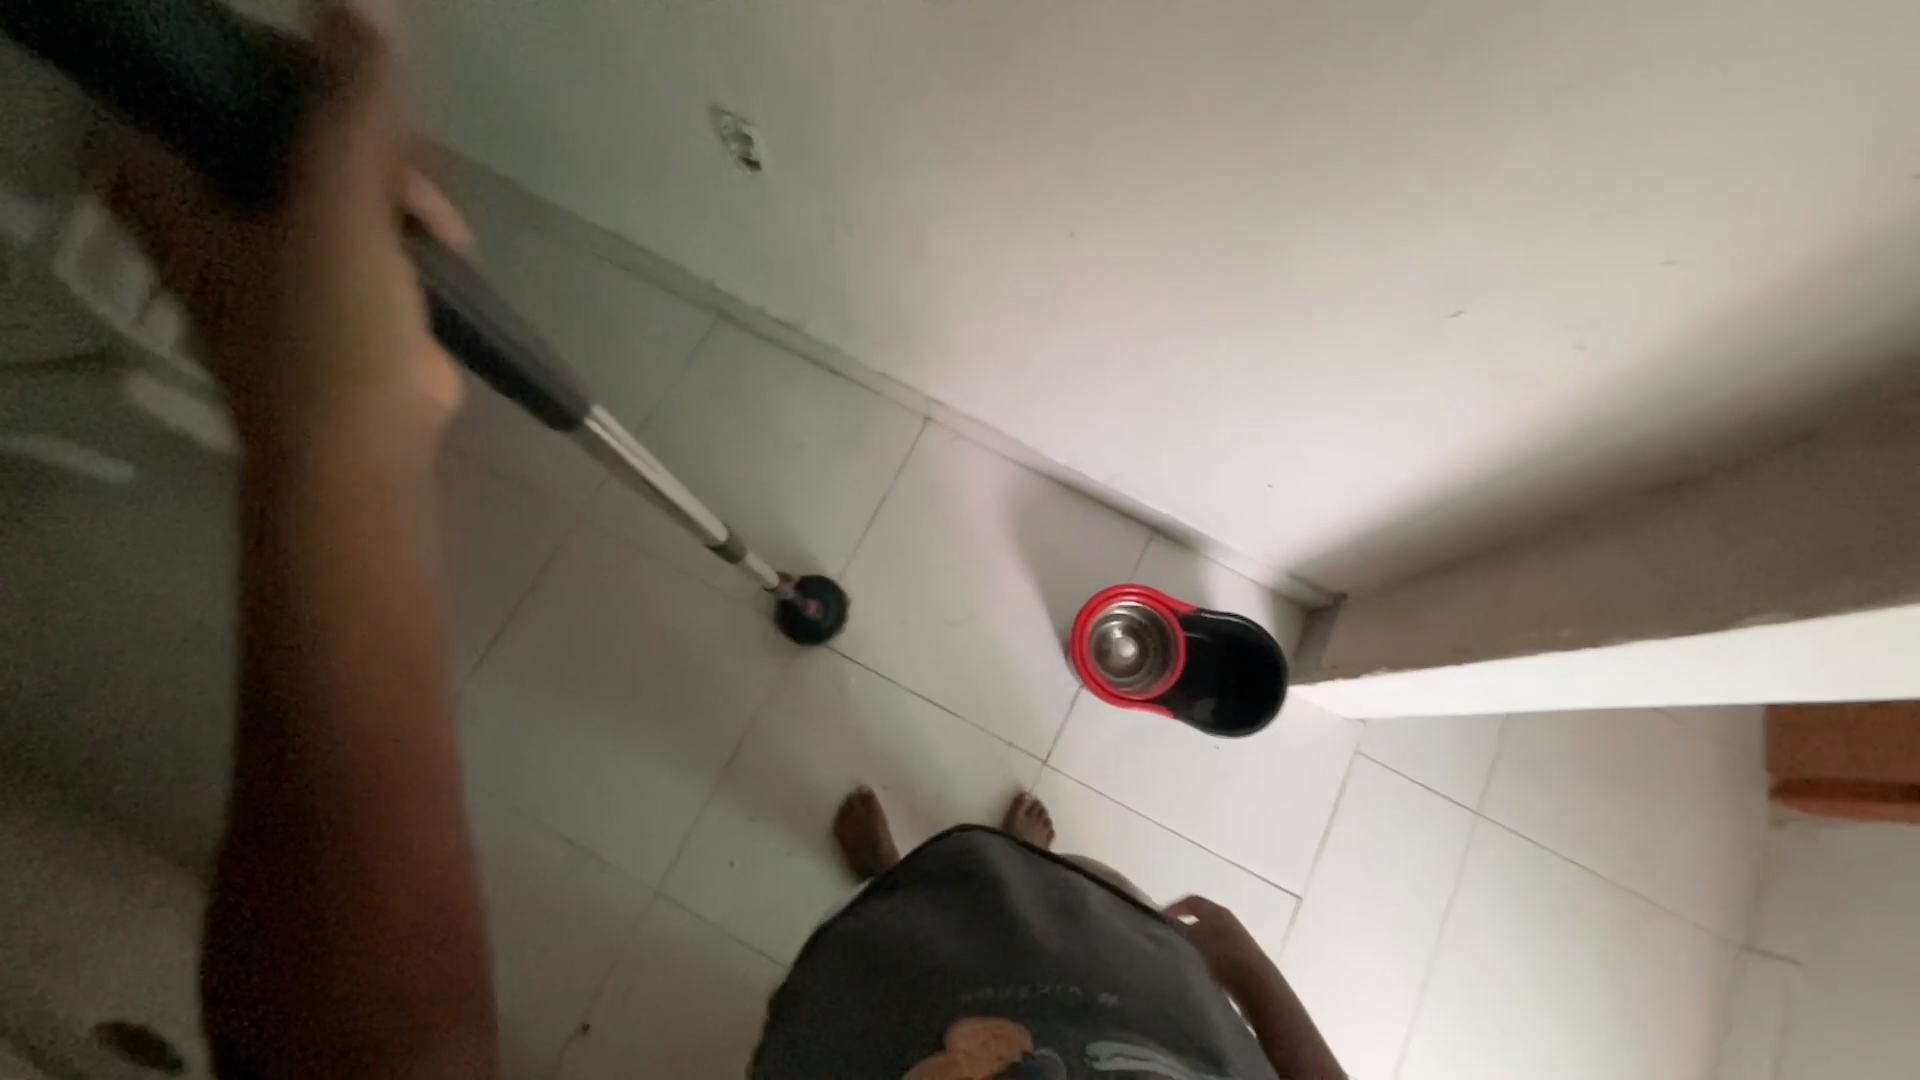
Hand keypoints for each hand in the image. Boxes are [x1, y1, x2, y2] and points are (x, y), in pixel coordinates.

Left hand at [101, 2, 470, 456]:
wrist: (366, 442)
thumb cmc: (327, 330)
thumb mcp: (336, 206)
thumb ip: (350, 106)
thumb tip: (368, 4)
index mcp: (162, 167)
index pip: (212, 70)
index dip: (290, 70)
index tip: (356, 105)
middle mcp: (209, 192)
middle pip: (292, 115)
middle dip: (369, 146)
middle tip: (405, 192)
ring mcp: (279, 237)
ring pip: (348, 167)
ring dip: (405, 192)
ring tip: (436, 238)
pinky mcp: (340, 273)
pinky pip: (377, 214)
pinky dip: (415, 226)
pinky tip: (443, 254)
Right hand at [1163, 895, 1280, 1001]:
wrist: (1258, 988)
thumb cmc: (1224, 957)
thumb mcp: (1195, 940)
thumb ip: (1178, 929)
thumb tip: (1164, 922)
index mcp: (1217, 911)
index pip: (1190, 901)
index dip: (1173, 908)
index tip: (1159, 920)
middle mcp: (1226, 921)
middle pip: (1199, 918)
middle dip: (1182, 927)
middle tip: (1166, 938)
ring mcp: (1235, 940)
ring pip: (1206, 936)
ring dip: (1192, 944)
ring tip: (1179, 956)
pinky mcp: (1239, 959)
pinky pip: (1214, 951)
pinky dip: (1203, 956)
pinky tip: (1196, 969)